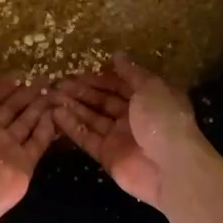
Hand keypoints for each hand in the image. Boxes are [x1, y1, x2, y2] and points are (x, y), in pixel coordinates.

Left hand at [0, 78, 55, 219]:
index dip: (5, 87)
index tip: (22, 75)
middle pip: (11, 110)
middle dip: (26, 95)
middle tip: (45, 80)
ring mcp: (8, 149)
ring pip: (26, 124)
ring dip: (39, 108)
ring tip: (55, 92)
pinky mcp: (25, 163)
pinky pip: (37, 142)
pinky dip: (47, 128)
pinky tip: (56, 113)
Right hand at [51, 55, 219, 210]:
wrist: (170, 167)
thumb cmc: (163, 120)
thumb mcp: (151, 88)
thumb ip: (132, 72)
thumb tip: (117, 55)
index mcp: (149, 99)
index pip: (120, 85)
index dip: (101, 78)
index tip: (79, 71)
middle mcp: (134, 117)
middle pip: (104, 101)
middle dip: (83, 92)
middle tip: (59, 83)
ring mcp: (119, 137)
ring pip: (92, 118)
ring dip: (74, 106)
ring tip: (52, 95)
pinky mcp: (107, 155)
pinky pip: (87, 137)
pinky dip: (72, 126)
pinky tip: (55, 114)